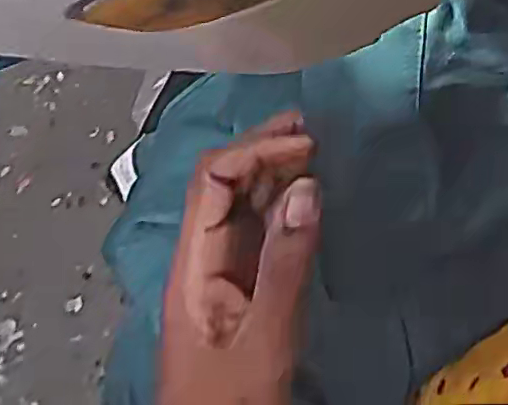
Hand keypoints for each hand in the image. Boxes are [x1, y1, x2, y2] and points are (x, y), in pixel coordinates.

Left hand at [159, 112, 320, 404]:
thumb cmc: (230, 402)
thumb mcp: (263, 340)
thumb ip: (285, 265)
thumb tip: (308, 187)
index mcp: (193, 264)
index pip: (212, 179)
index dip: (255, 149)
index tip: (302, 143)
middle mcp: (205, 255)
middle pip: (225, 179)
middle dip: (265, 146)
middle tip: (310, 129)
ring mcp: (224, 266)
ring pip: (244, 197)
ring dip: (277, 165)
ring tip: (313, 147)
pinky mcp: (245, 279)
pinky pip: (262, 221)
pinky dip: (286, 195)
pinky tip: (307, 187)